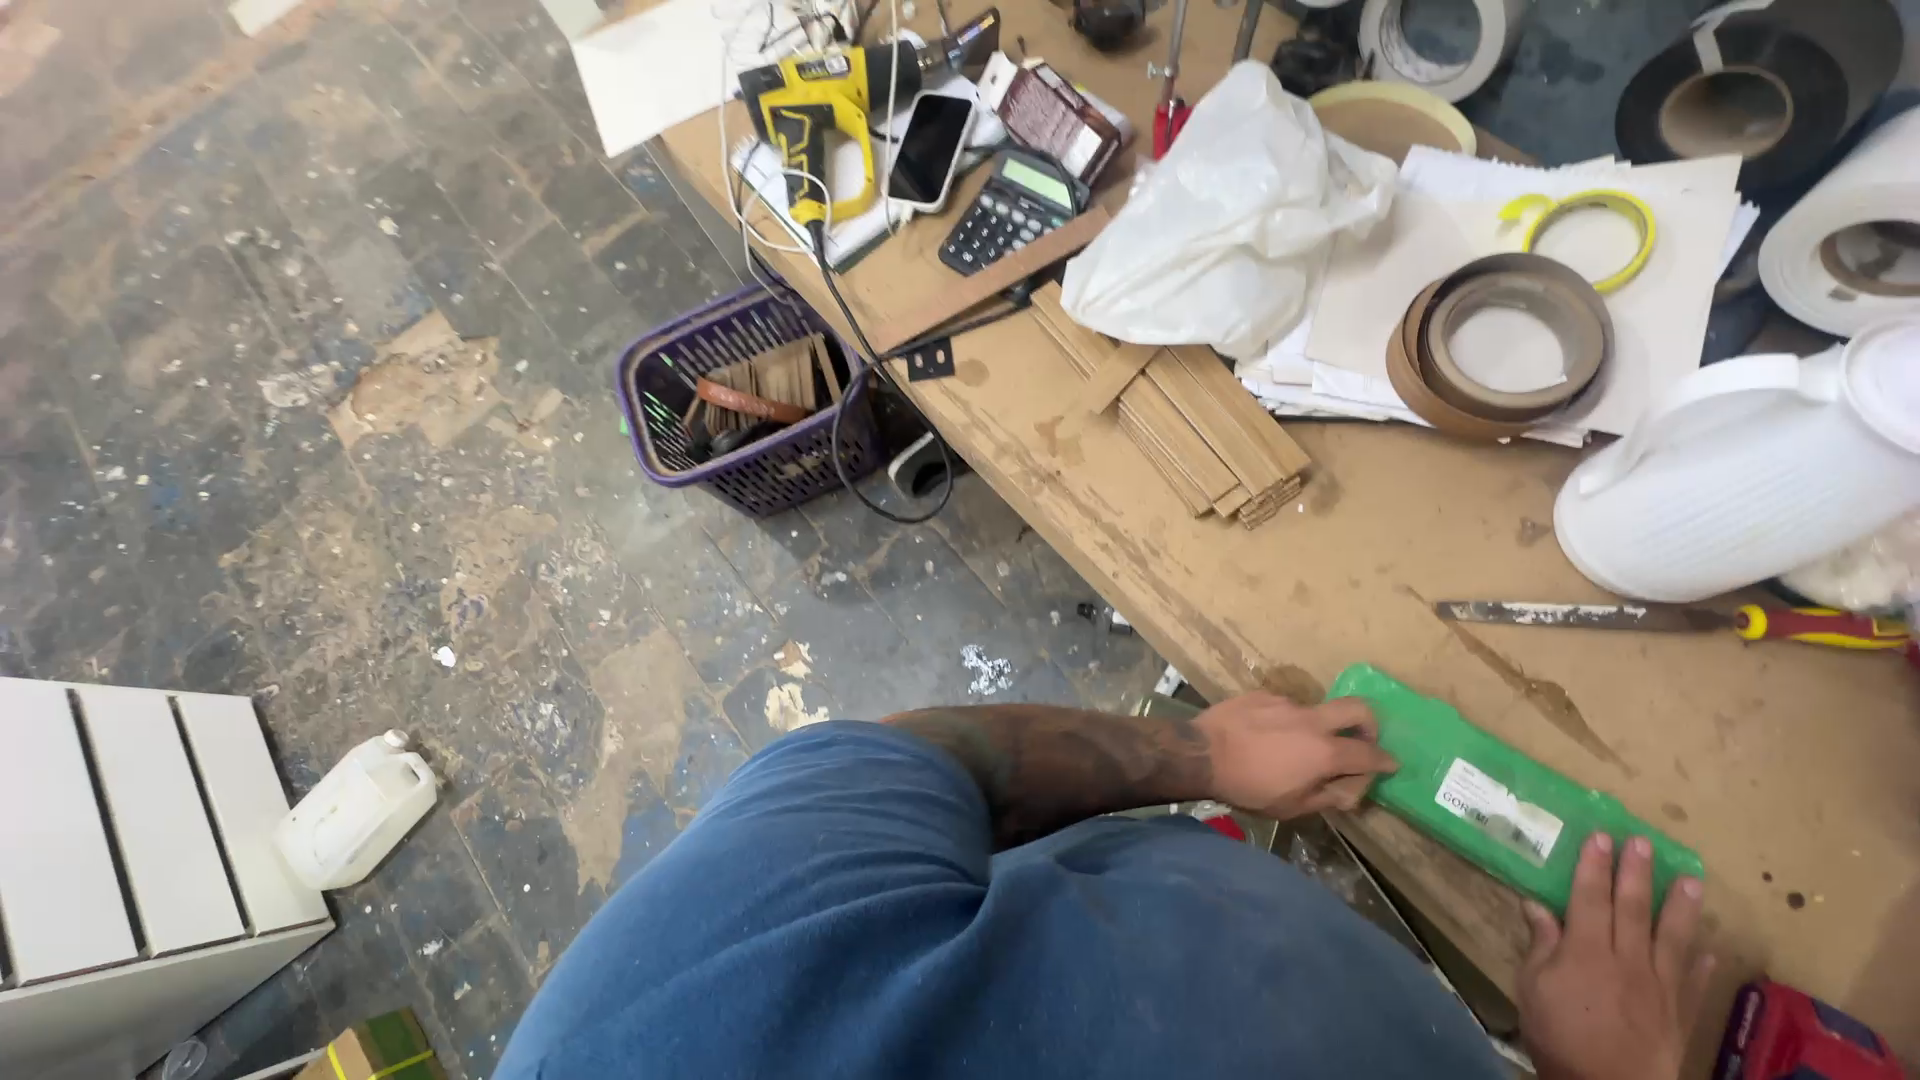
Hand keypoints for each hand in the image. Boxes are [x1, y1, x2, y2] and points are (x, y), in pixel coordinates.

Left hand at [1192, 693, 1397, 818]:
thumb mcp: (1291, 806)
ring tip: (1294, 747)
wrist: (1200, 754)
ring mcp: (1285, 702)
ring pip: (1314, 709)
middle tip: (1361, 739)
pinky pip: (1283, 707)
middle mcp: (1311, 720)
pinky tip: (1266, 735)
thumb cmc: (1247, 787)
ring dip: (1316, 727)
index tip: (1390, 764)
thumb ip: (1328, 796)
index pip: (1369, 753)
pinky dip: (1284, 721)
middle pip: (1357, 708)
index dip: (1384, 760)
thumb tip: (1350, 790)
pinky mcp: (1260, 694)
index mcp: (1324, 752)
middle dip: (1369, 723)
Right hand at [1517, 833, 1713, 1079]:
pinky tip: (1708, 949)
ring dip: (1681, 907)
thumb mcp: (1532, 986)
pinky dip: (1700, 963)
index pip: (1590, 897)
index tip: (1600, 837)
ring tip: (1691, 879)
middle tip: (1642, 842)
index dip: (1593, 866)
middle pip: (1632, 909)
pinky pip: (1691, 983)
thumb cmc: (1558, 1032)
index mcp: (1586, 950)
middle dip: (1636, 873)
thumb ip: (1541, 945)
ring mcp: (1658, 987)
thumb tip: (1536, 906)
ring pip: (1672, 938)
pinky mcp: (1677, 1014)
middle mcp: (1626, 960)